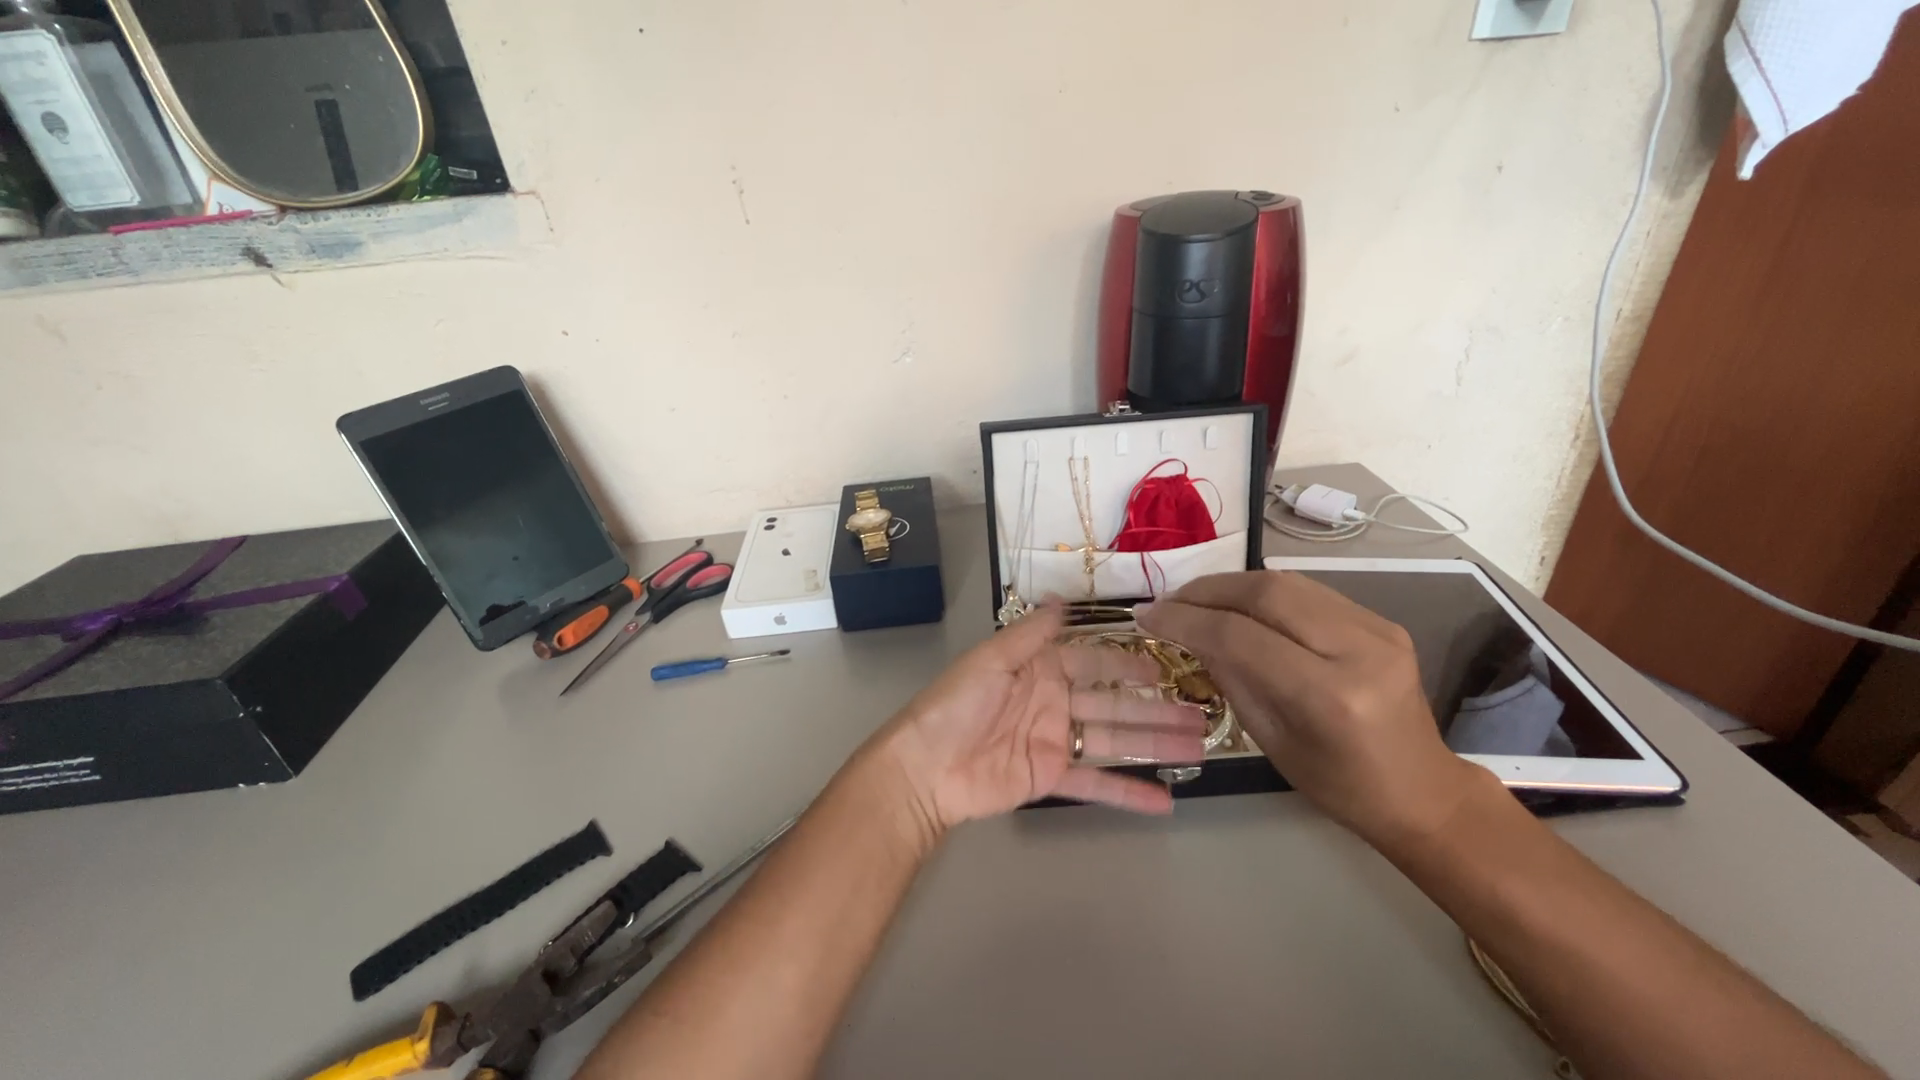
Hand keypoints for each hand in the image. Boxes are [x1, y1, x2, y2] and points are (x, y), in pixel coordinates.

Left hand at [873, 603, 1208, 831]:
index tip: (1164, 666)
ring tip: (1195, 746)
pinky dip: (1128, 793)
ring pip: (1113, 741)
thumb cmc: (954, 706)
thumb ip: (1030, 634)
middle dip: (1154, 708)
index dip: (1127, 663)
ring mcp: (1054, 743)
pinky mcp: (1050, 779)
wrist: (924, 768)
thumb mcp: (991, 660)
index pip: (1093, 663)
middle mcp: (1053, 703)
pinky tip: (1164, 801)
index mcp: (1039, 670)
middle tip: (1198, 714)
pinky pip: (1095, 784)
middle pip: (1113, 704)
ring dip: (1153, 745)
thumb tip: (1062, 600)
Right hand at [1137, 572, 1479, 845]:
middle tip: (1168, 602)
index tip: (1147, 617)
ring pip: (1288, 582)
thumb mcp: (1271, 741)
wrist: (1422, 790)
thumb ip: (1232, 679)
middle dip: (1207, 591)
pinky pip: (1310, 592)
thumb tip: (1189, 633)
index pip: (1241, 637)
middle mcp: (1359, 650)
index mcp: (1329, 696)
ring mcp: (1377, 629)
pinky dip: (1265, 594)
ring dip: (1233, 586)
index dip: (1187, 620)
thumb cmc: (1338, 785)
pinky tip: (1239, 607)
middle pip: (1267, 593)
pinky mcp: (1382, 621)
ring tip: (1196, 600)